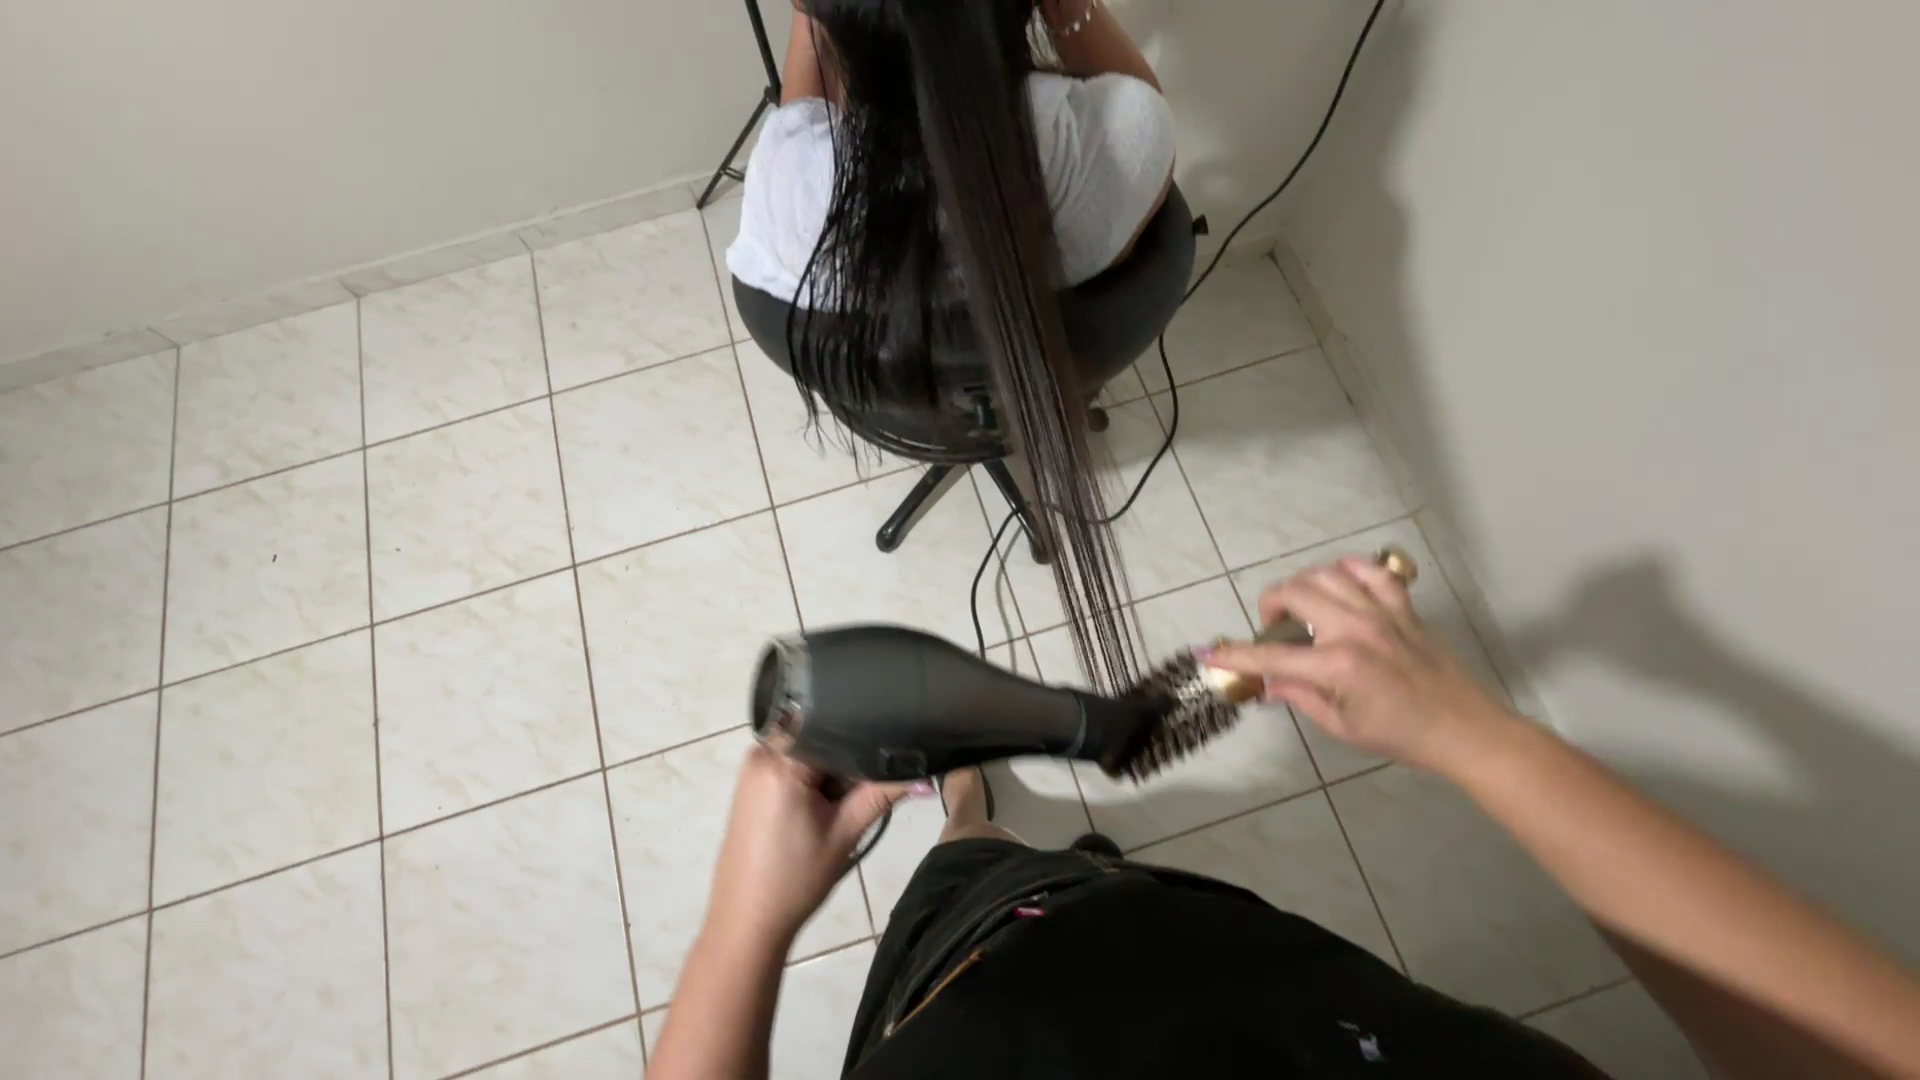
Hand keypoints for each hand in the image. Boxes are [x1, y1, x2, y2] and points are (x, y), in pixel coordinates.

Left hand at [706, 745, 911, 947]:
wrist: (747, 923)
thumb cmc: (796, 879)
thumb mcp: (846, 833)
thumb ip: (885, 793)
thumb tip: (927, 774)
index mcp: (781, 760)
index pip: (833, 724)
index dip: (865, 734)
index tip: (894, 745)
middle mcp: (761, 753)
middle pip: (820, 735)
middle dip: (850, 755)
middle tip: (877, 778)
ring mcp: (752, 768)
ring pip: (809, 750)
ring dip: (832, 769)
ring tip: (852, 794)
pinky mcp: (751, 784)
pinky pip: (792, 763)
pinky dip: (815, 777)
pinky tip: (828, 802)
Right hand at [1206, 556, 1520, 775]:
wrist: (1467, 731)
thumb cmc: (1402, 737)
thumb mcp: (1341, 726)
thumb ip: (1299, 696)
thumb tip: (1266, 682)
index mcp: (1338, 666)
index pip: (1271, 656)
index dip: (1235, 654)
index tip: (1209, 652)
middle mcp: (1356, 630)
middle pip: (1295, 593)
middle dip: (1270, 605)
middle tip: (1273, 628)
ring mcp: (1382, 614)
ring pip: (1327, 573)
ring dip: (1303, 585)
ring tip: (1303, 606)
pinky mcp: (1404, 608)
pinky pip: (1371, 571)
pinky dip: (1348, 569)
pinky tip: (1339, 583)